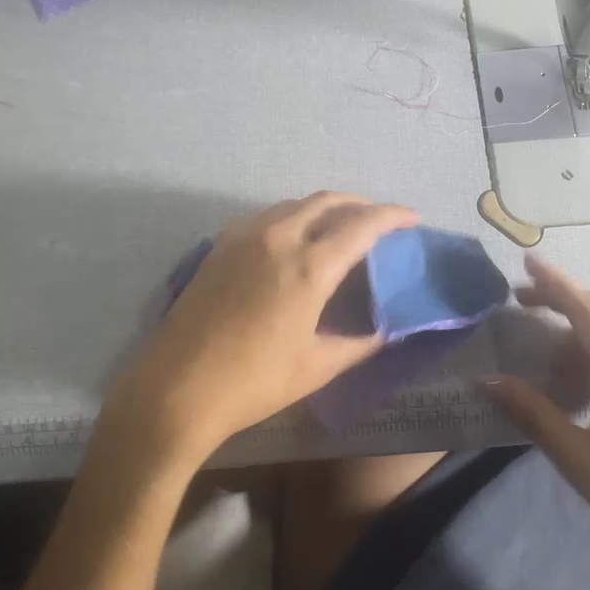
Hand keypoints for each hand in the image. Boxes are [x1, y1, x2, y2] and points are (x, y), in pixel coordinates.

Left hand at [102, 192, 418, 464]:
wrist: (176, 389)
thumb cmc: (253, 383)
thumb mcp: (316, 367)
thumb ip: (358, 342)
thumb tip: (385, 329)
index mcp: (309, 266)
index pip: (362, 224)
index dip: (392, 216)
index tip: (412, 219)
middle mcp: (279, 237)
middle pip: (328, 201)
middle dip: (360, 204)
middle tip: (379, 222)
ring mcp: (245, 236)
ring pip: (295, 204)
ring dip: (325, 208)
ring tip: (340, 228)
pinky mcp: (220, 244)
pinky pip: (267, 216)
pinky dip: (292, 217)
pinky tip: (294, 240)